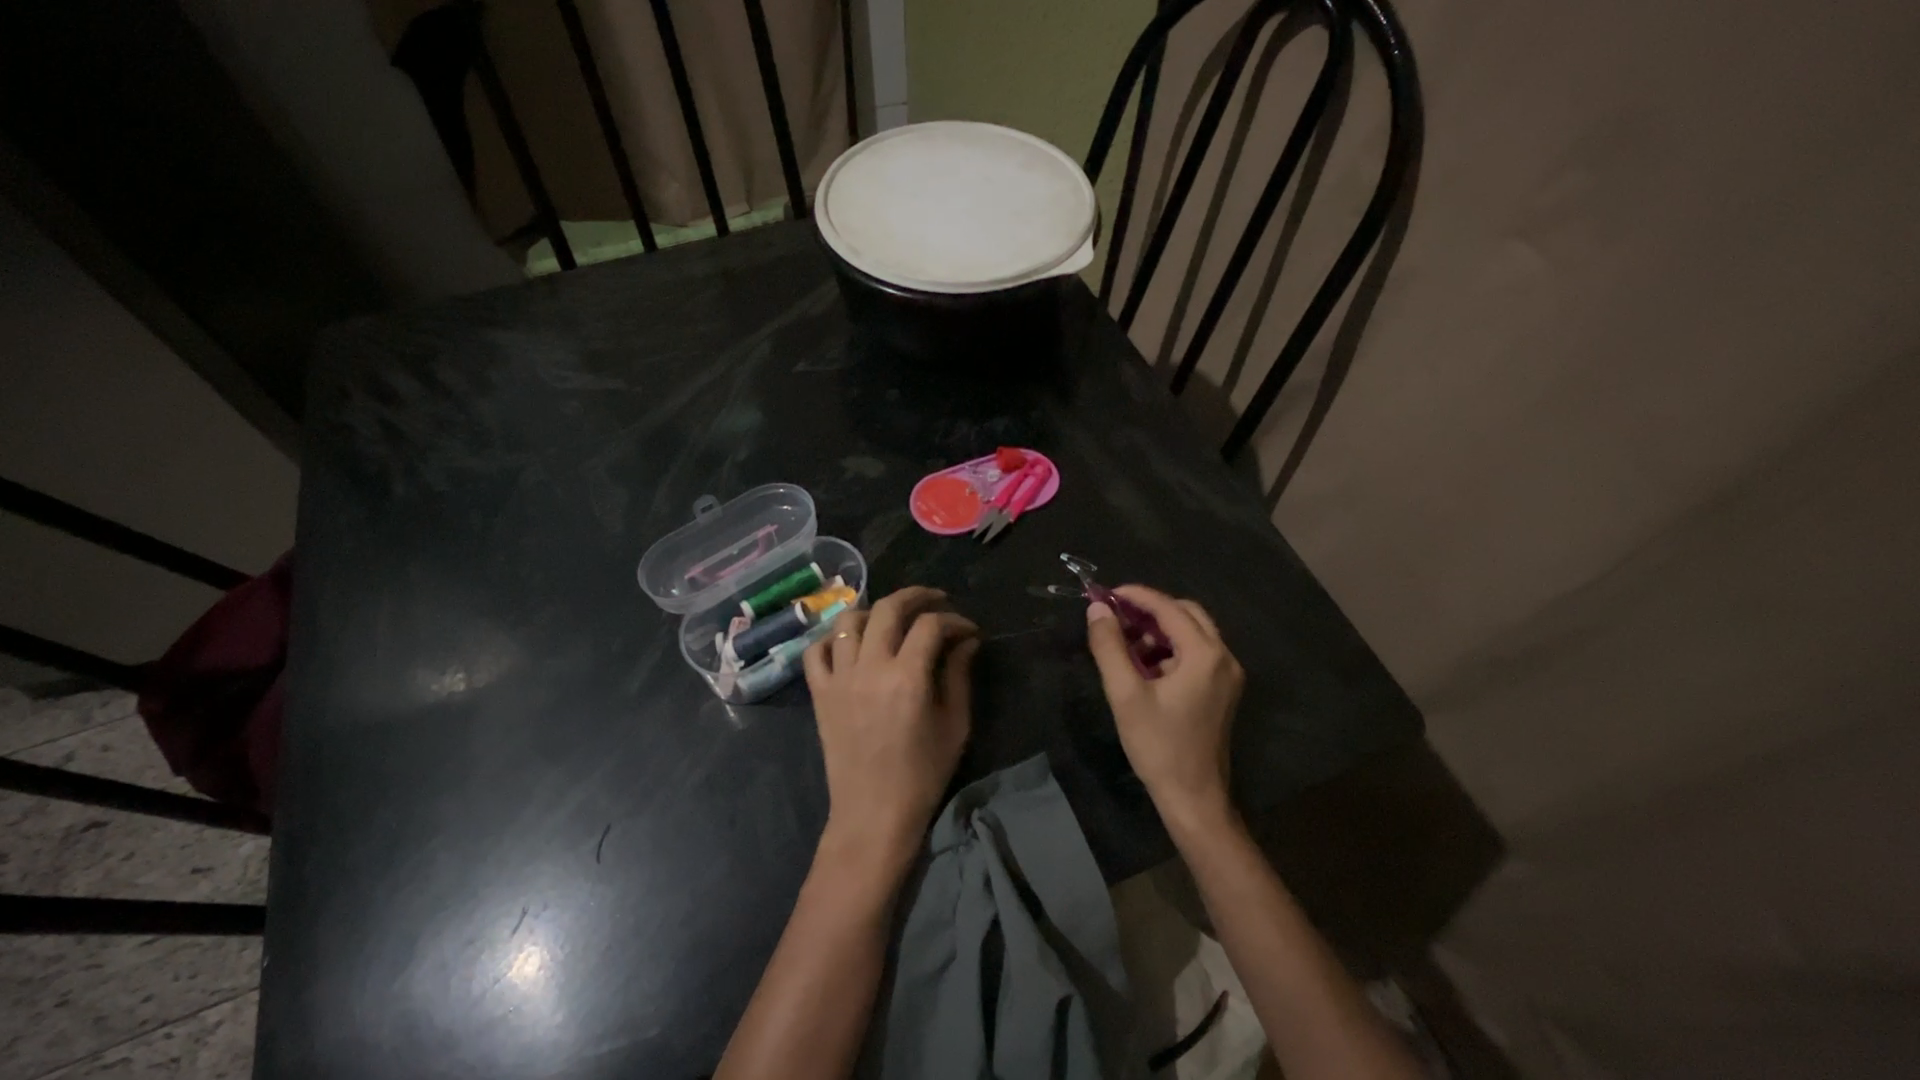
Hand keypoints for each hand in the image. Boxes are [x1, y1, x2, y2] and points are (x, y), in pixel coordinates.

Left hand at [803, 586, 980, 872]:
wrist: (873, 813)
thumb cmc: (923, 774)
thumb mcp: (955, 725)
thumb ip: (959, 676)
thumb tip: (966, 642)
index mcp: (908, 677)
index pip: (931, 625)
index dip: (955, 620)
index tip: (969, 632)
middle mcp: (869, 668)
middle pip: (888, 609)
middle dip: (917, 596)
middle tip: (936, 601)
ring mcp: (839, 678)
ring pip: (848, 621)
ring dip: (874, 611)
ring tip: (892, 619)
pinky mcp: (820, 693)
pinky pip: (816, 651)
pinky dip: (832, 638)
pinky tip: (850, 644)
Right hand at [1086, 586, 1243, 831]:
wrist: (1193, 797)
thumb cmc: (1158, 746)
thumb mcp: (1125, 694)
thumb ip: (1110, 647)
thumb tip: (1097, 609)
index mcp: (1205, 655)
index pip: (1169, 608)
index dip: (1136, 596)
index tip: (1105, 594)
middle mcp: (1224, 657)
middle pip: (1187, 614)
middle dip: (1150, 610)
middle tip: (1115, 616)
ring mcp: (1227, 675)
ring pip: (1193, 634)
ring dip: (1160, 631)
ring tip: (1124, 645)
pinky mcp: (1222, 691)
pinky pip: (1197, 654)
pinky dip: (1170, 650)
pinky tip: (1144, 668)